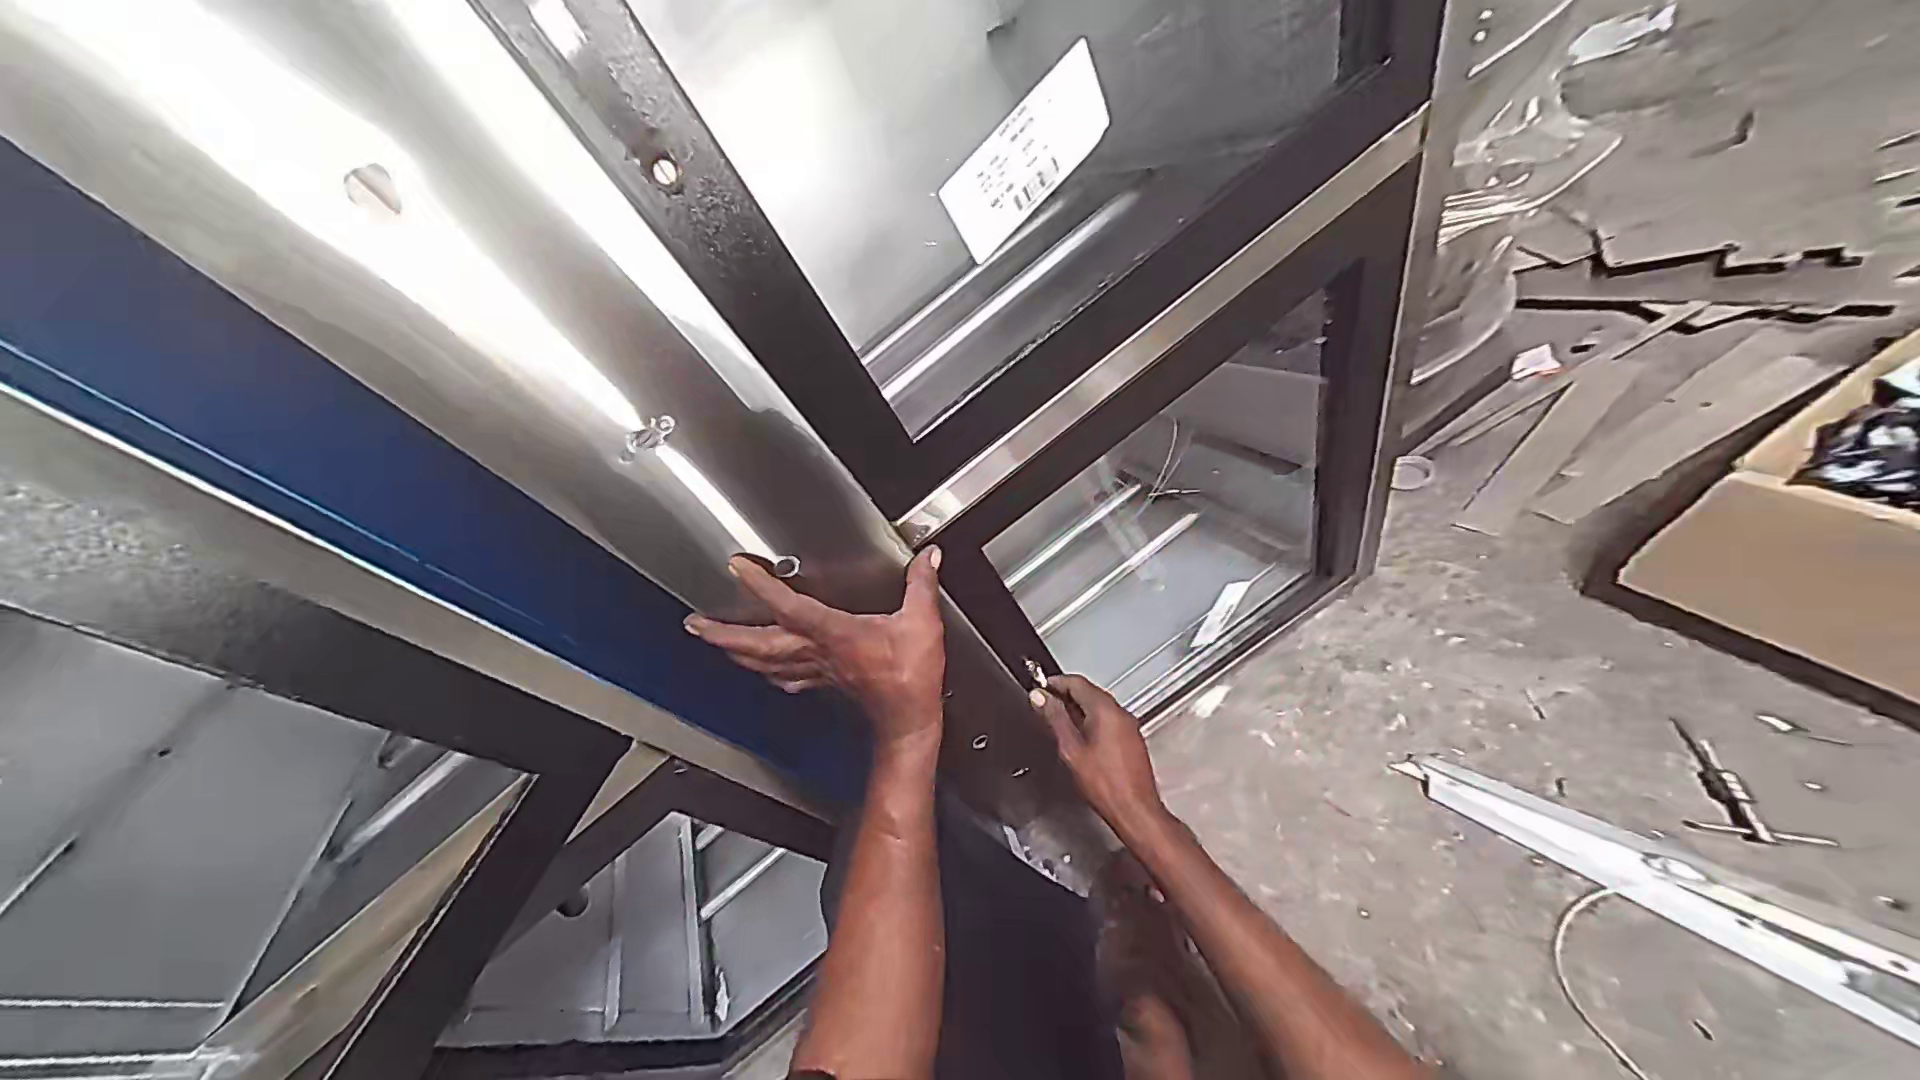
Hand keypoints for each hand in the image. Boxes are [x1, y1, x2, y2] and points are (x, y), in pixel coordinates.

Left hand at [685, 547, 945, 751]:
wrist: (909, 719)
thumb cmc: (910, 679)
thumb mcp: (922, 623)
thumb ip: (921, 586)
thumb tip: (927, 559)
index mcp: (835, 633)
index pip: (788, 606)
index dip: (760, 586)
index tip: (738, 568)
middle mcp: (819, 653)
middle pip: (759, 643)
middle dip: (723, 634)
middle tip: (696, 624)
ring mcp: (819, 670)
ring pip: (766, 662)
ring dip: (736, 652)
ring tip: (714, 642)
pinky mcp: (826, 681)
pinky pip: (787, 676)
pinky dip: (767, 671)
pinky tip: (764, 672)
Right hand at [1029, 675, 1168, 838]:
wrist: (1134, 811)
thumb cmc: (1107, 786)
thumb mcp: (1071, 749)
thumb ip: (1055, 718)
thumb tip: (1041, 698)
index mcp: (1105, 710)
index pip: (1077, 682)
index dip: (1056, 682)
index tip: (1042, 687)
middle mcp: (1120, 714)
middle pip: (1089, 692)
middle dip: (1066, 694)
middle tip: (1046, 702)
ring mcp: (1129, 726)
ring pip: (1099, 706)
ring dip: (1078, 708)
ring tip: (1059, 720)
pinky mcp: (1132, 739)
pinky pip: (1109, 719)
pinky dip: (1092, 720)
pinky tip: (1080, 736)